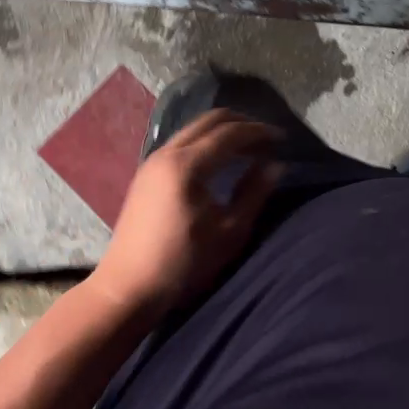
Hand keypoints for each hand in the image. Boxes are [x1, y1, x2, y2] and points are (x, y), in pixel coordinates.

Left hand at [91, 109, 281, 315]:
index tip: (282, 138)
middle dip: (241, 123)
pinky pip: (182, 141)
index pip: (229, 132)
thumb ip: (254, 193)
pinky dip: (205, 141)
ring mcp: (153, 160)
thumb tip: (275, 164)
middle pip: (210, 120)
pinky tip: (218, 160)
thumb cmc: (182, 264)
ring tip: (246, 148)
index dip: (258, 131)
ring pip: (194, 128)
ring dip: (222, 131)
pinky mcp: (146, 173)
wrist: (127, 289)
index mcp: (187, 164)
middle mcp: (168, 152)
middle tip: (265, 137)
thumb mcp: (228, 232)